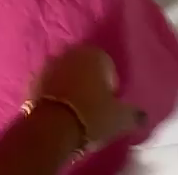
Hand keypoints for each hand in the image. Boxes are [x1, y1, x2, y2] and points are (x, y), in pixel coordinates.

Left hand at [28, 44, 142, 148]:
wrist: (52, 126)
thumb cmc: (91, 116)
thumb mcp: (119, 118)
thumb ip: (133, 113)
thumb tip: (142, 114)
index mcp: (96, 54)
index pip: (108, 65)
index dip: (110, 85)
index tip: (109, 102)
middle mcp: (73, 51)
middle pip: (86, 65)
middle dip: (90, 81)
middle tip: (94, 104)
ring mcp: (51, 62)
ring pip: (67, 72)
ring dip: (71, 84)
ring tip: (76, 108)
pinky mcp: (35, 77)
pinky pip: (51, 83)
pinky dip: (55, 92)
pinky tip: (60, 108)